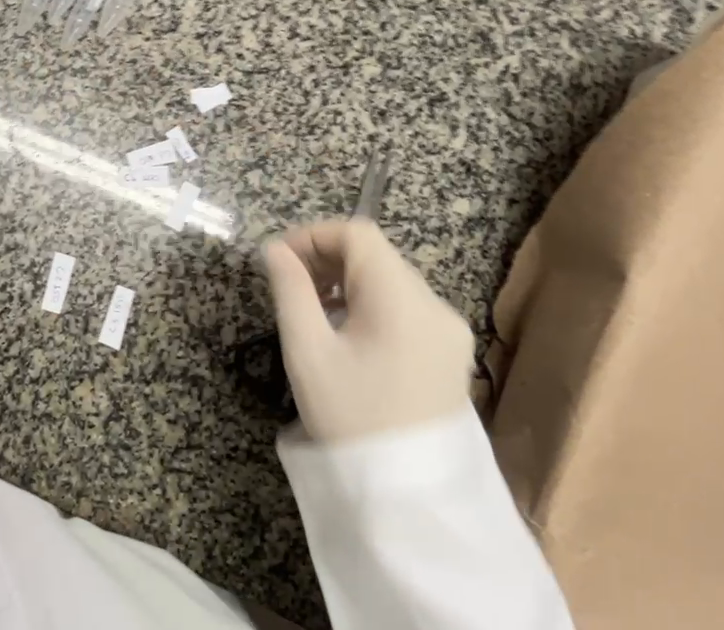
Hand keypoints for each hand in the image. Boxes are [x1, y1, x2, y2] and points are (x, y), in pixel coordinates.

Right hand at [261, 220, 474, 441]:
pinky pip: (404, 306)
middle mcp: (434, 305)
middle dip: (325, 258)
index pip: (357, 233)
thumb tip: (274, 251)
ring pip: (389, 279)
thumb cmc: (349, 415)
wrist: (408, 489)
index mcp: (401, 299)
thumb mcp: (307, 351)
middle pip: (375, 254)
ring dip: (345, 281)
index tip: (279, 262)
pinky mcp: (449, 352)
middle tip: (289, 288)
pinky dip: (369, 303)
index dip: (312, 235)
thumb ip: (290, 291)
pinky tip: (344, 333)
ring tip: (312, 311)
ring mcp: (447, 330)